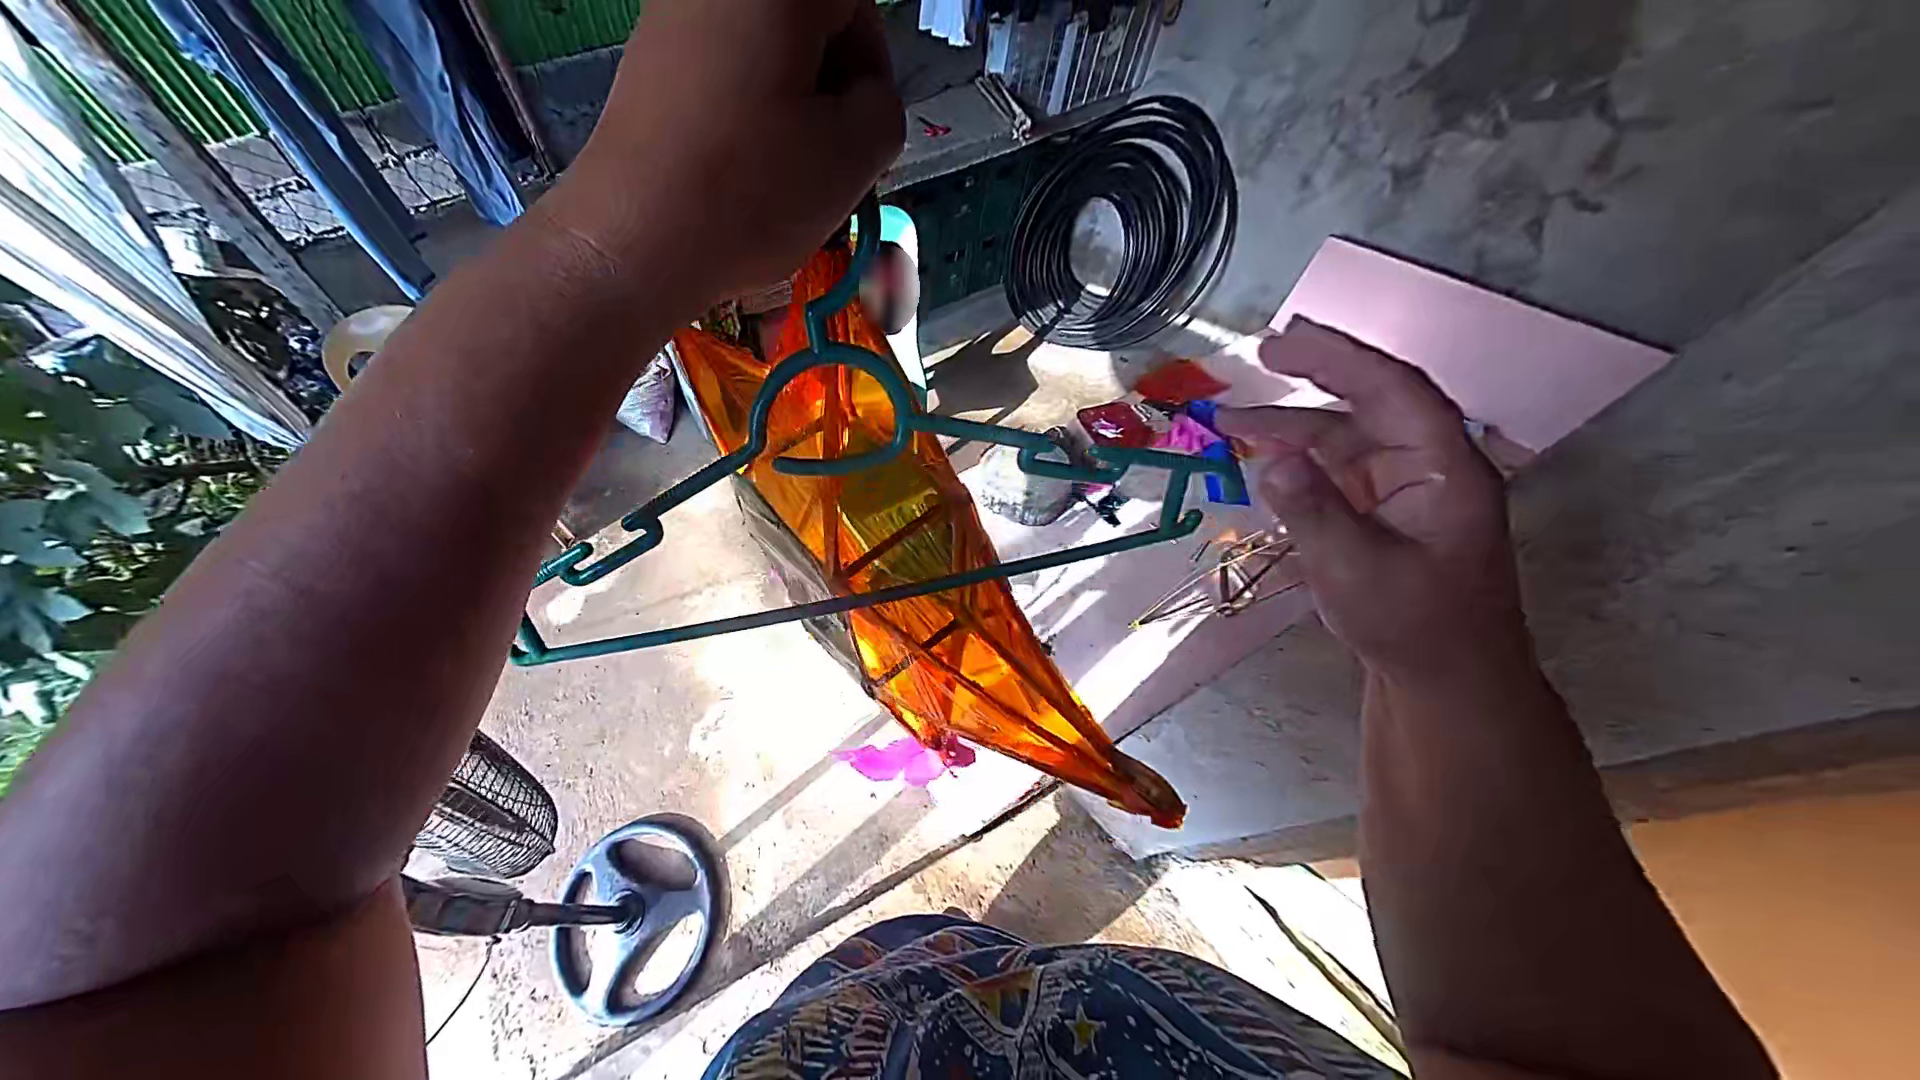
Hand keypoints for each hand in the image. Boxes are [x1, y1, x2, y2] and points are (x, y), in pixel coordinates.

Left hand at [541, 0, 903, 302]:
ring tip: (787, 171)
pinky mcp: (648, 62)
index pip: (855, 1)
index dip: (874, 68)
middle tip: (831, 157)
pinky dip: (749, 112)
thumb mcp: (856, 155)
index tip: (864, 131)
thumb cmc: (757, 192)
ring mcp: (671, 16)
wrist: (641, 238)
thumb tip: (865, 96)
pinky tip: (744, 167)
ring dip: (792, 105)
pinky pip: (724, 72)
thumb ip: (886, 107)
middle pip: (805, 23)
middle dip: (831, 85)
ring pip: (765, 52)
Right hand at [1217, 320, 1532, 685]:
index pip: (1393, 390)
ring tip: (1231, 424)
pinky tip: (1260, 462)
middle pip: (1366, 404)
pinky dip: (1295, 462)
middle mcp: (1424, 465)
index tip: (1286, 341)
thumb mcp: (1356, 572)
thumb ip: (1313, 513)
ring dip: (1290, 428)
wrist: (1442, 675)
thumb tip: (1270, 464)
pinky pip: (1333, 470)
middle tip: (1260, 358)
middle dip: (1313, 378)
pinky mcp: (1378, 508)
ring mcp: (1399, 486)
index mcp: (1442, 469)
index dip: (1340, 358)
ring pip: (1343, 437)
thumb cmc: (1413, 625)